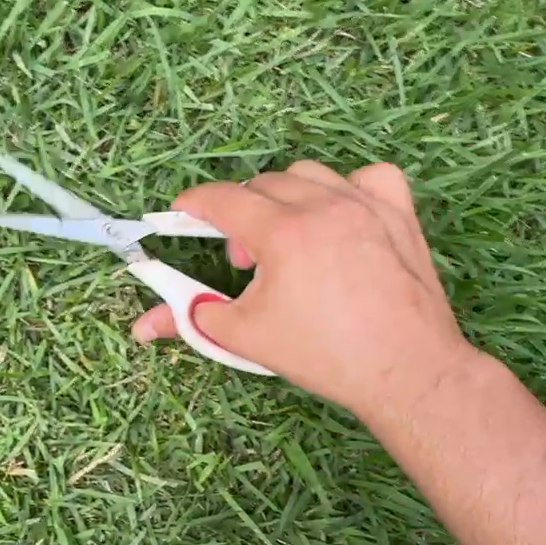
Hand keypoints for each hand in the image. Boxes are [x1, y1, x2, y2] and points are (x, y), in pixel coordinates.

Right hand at [129, 160, 476, 417]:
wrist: (403, 369)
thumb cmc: (319, 353)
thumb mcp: (240, 335)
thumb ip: (188, 316)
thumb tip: (142, 326)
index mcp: (282, 232)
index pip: (222, 199)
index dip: (192, 205)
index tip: (178, 216)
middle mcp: (324, 206)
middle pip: (261, 184)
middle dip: (237, 213)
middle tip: (240, 258)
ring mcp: (367, 206)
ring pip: (308, 175)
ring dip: (282, 199)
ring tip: (282, 240)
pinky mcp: (400, 216)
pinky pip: (368, 178)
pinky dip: (344, 189)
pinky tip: (336, 219)